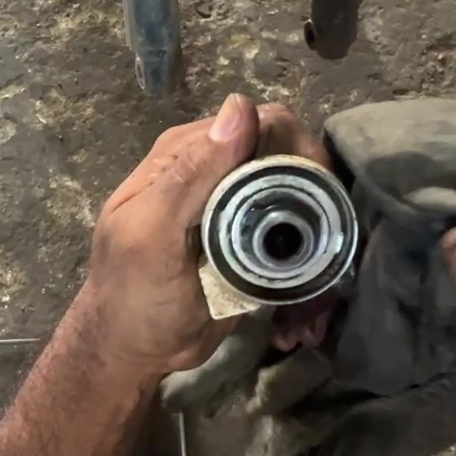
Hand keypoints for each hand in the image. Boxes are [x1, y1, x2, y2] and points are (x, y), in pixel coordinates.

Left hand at [75, 94, 324, 382]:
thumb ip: (193, 171)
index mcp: (186, 153)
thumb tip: (241, 105)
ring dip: (318, 230)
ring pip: (297, 194)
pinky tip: (308, 299)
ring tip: (319, 278)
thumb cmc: (132, 291)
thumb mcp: (154, 232)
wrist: (133, 350)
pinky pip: (294, 233)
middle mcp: (216, 170)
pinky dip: (307, 258)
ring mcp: (237, 206)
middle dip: (313, 191)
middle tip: (323, 240)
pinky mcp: (252, 242)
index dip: (292, 147)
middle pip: (286, 156)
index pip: (258, 123)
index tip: (313, 190)